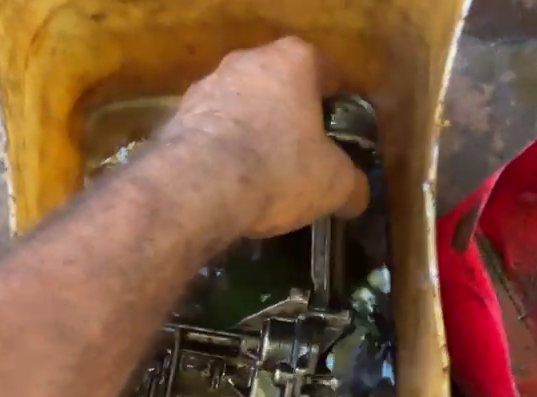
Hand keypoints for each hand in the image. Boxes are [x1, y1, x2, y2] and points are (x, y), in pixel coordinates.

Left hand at [159, 37, 369, 238]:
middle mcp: (249, 60)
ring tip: (258, 175)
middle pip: (279, 87)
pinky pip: (210, 133)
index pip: (326, 71)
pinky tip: (226, 184)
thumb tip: (358, 196)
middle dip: (289, 117)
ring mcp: (208, 86)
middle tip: (297, 157)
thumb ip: (352, 186)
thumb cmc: (277, 172)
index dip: (335, 102)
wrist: (197, 189)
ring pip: (241, 108)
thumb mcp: (332, 185)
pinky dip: (220, 152)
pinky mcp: (178, 118)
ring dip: (251, 133)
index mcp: (294, 61)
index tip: (335, 131)